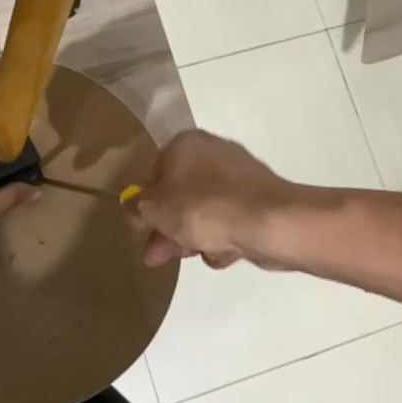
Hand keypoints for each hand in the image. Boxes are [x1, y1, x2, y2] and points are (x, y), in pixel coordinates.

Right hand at [126, 129, 327, 269]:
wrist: (270, 222)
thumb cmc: (203, 208)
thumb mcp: (154, 209)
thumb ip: (135, 208)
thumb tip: (131, 208)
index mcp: (186, 144)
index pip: (155, 172)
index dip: (146, 203)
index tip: (143, 228)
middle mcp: (213, 153)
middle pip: (180, 195)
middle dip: (167, 229)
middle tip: (158, 256)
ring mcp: (240, 177)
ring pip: (204, 211)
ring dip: (193, 237)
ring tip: (194, 257)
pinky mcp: (260, 201)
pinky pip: (230, 221)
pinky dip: (222, 238)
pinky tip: (221, 254)